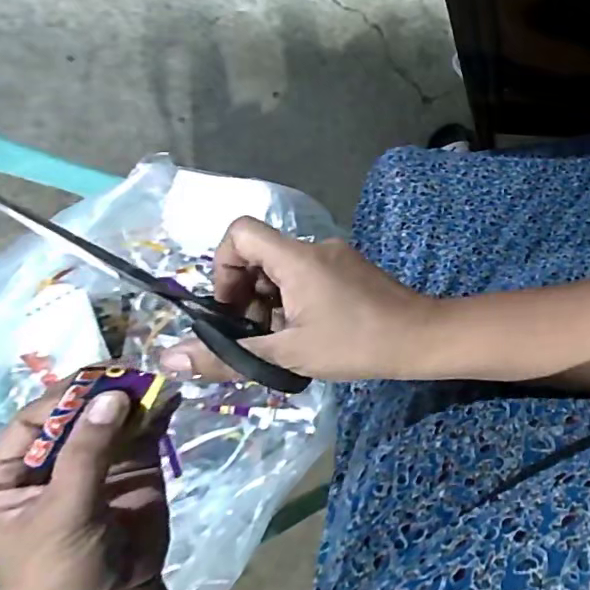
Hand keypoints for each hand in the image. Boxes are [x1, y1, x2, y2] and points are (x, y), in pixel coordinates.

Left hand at [0, 383, 177, 589]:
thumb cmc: (57, 571)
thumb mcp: (62, 511)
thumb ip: (86, 451)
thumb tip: (114, 394)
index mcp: (4, 482)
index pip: (30, 424)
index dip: (63, 399)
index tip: (99, 377)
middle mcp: (48, 466)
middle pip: (75, 415)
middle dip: (103, 393)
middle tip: (133, 368)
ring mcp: (94, 465)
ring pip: (112, 418)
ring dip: (134, 396)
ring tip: (157, 377)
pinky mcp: (133, 468)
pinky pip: (143, 431)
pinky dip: (157, 411)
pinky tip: (171, 395)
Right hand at [157, 216, 436, 382]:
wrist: (420, 337)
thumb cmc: (355, 343)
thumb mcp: (287, 353)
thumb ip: (228, 355)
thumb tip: (169, 358)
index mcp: (297, 257)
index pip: (242, 231)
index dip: (224, 266)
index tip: (231, 308)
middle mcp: (316, 248)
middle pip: (261, 254)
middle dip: (246, 294)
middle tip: (255, 335)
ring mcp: (337, 257)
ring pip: (284, 269)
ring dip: (270, 302)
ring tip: (282, 341)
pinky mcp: (351, 270)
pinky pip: (308, 276)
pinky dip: (295, 301)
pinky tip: (307, 335)